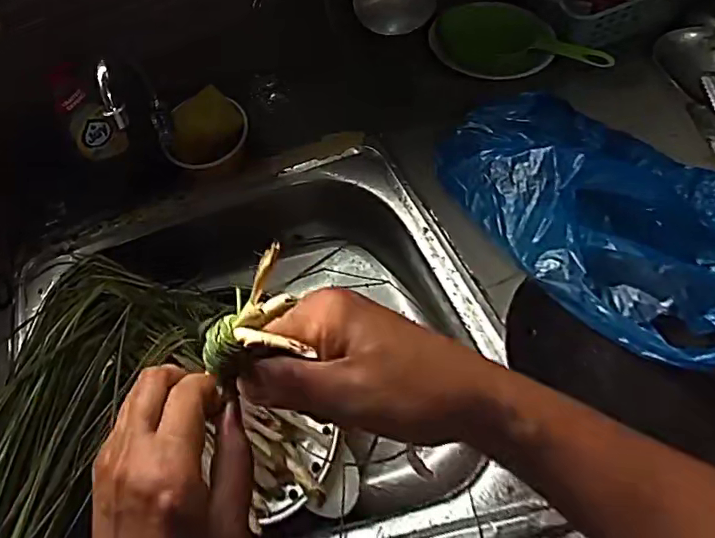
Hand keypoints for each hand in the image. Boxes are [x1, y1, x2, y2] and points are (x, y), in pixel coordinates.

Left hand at [93, 366, 252, 537]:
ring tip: (188, 415)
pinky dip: (145, 413)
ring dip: (162, 392)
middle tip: (205, 396)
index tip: (224, 395)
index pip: (187, 389)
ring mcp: (110, 460)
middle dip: (183, 377)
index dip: (210, 383)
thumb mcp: (229, 525)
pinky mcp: (99, 469)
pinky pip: (123, 419)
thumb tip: (234, 412)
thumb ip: (236, 459)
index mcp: (168, 469)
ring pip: (134, 392)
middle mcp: (132, 456)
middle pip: (153, 378)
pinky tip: (166, 437)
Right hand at [239, 287, 501, 445]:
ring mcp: (344, 320)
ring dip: (303, 386)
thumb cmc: (414, 392)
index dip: (250, 367)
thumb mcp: (345, 394)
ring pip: (298, 355)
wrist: (473, 398)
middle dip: (282, 379)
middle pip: (278, 342)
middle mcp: (328, 305)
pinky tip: (341, 405)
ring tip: (330, 410)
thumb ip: (288, 383)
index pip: (262, 332)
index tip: (246, 400)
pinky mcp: (357, 339)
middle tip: (304, 409)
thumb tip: (241, 378)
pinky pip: (320, 359)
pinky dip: (321, 384)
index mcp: (321, 307)